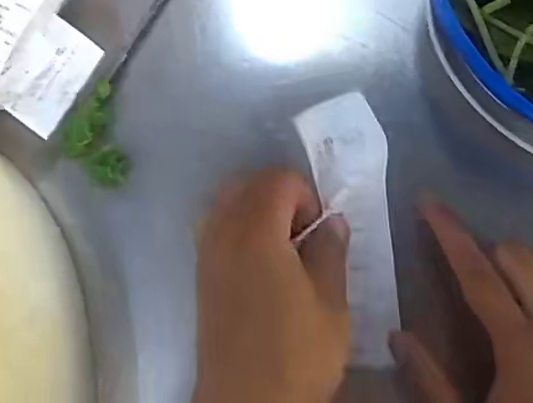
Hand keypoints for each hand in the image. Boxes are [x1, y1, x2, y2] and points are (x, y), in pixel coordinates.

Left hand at [192, 168, 350, 402]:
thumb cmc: (293, 354)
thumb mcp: (330, 305)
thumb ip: (331, 251)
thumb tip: (332, 220)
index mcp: (257, 228)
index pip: (279, 178)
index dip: (306, 194)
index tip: (320, 228)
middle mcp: (225, 228)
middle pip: (250, 182)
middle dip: (281, 195)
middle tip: (304, 233)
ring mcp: (207, 249)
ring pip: (229, 200)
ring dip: (257, 207)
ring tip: (282, 246)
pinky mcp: (200, 272)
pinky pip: (216, 224)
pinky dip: (237, 225)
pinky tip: (258, 261)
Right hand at [392, 201, 532, 402]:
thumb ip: (433, 383)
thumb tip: (397, 336)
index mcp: (524, 348)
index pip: (476, 270)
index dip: (448, 231)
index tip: (428, 199)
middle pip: (519, 256)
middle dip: (490, 256)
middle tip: (477, 280)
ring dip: (531, 275)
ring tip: (519, 305)